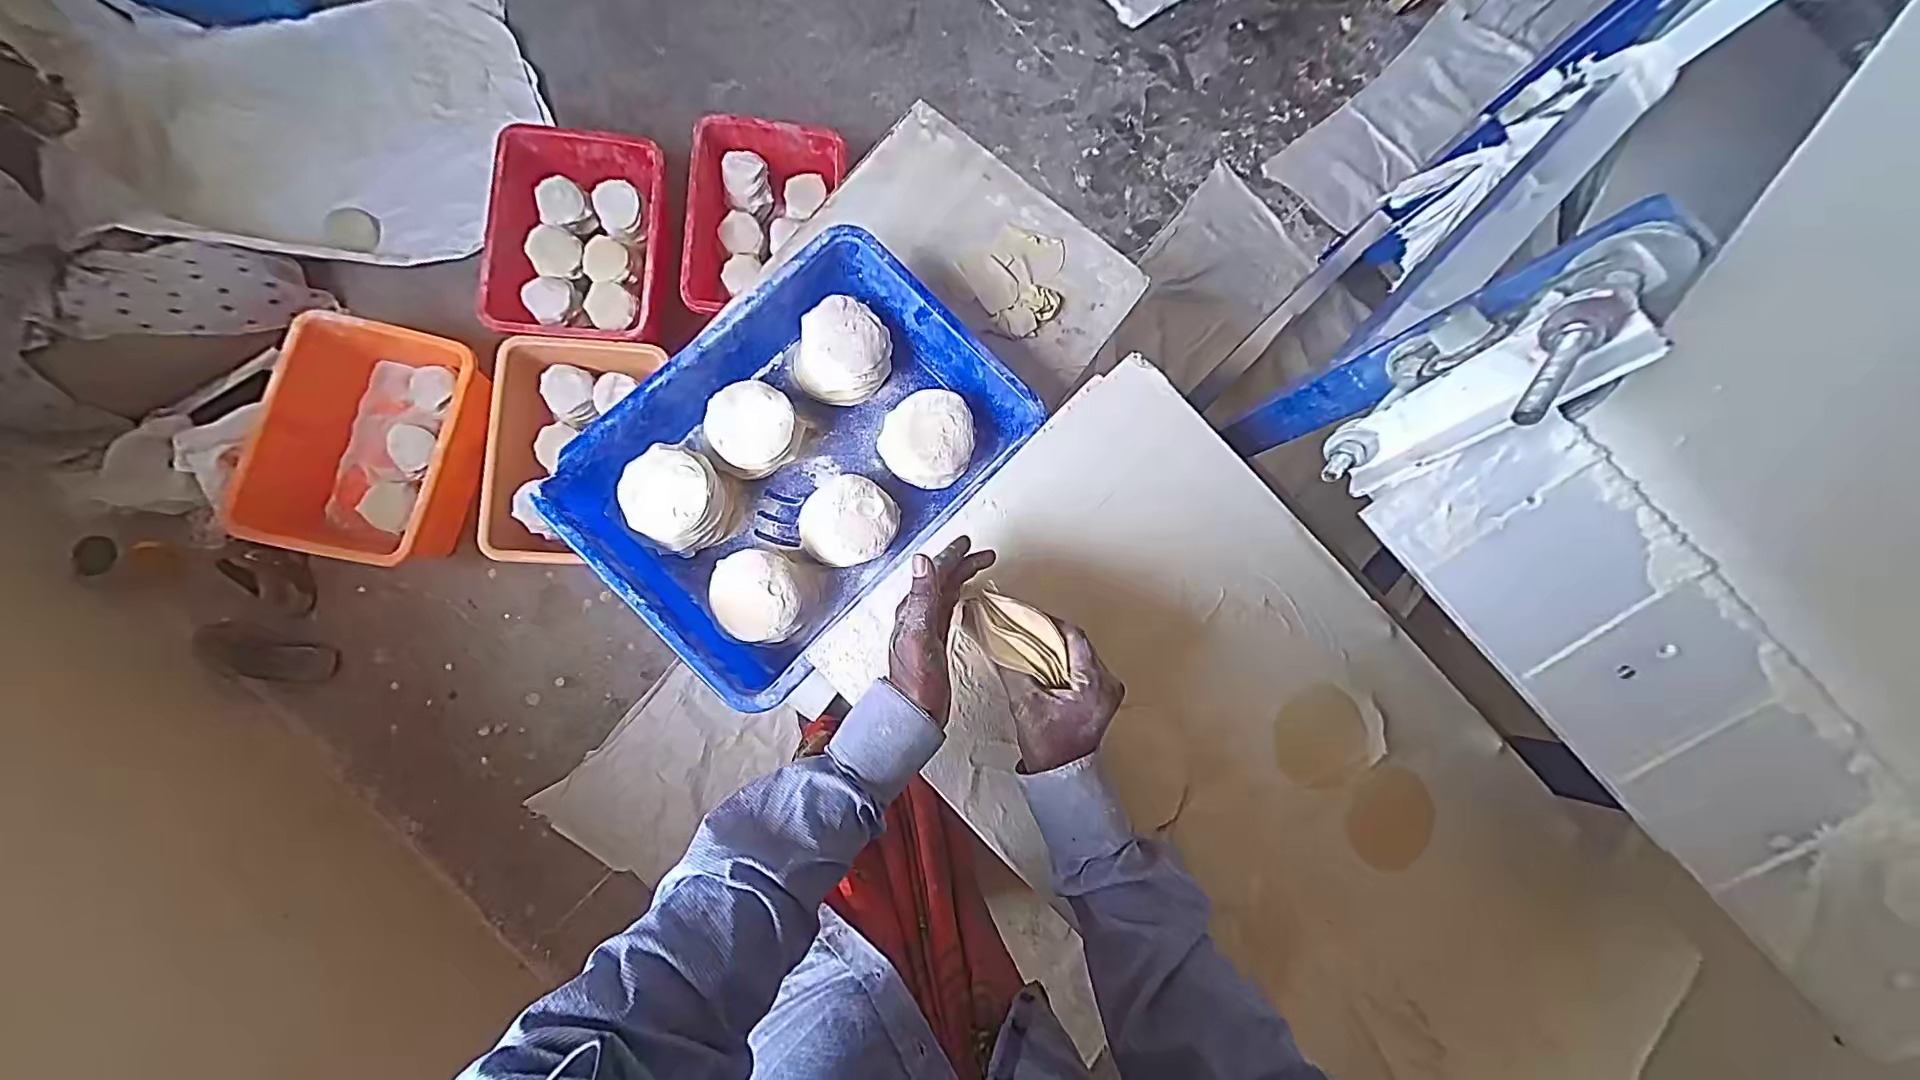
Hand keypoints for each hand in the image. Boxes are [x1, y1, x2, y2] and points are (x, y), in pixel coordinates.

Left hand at [889, 536, 994, 725]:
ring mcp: (927, 626)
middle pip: (942, 578)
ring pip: (947, 591)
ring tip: (980, 566)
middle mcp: (918, 614)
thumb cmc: (915, 681)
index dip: (951, 555)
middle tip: (982, 553)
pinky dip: (959, 596)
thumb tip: (922, 561)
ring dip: (963, 576)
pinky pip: (949, 608)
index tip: (966, 544)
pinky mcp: (936, 640)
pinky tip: (965, 597)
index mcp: (913, 608)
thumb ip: (921, 597)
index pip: (934, 572)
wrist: (915, 711)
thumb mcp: (920, 634)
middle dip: (962, 562)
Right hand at [1002, 622, 1125, 772]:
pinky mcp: (1102, 698)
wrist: (1062, 777)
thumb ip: (1012, 669)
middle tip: (1026, 630)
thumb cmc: (1050, 748)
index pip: (1073, 636)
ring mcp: (1108, 692)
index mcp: (1094, 683)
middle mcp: (1108, 684)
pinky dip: (1062, 663)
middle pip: (1077, 644)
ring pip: (1079, 655)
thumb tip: (997, 644)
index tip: (1028, 618)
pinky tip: (1044, 664)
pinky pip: (1081, 669)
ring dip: (1055, 650)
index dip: (1047, 624)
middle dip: (1049, 636)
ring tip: (1032, 646)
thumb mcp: (1025, 704)